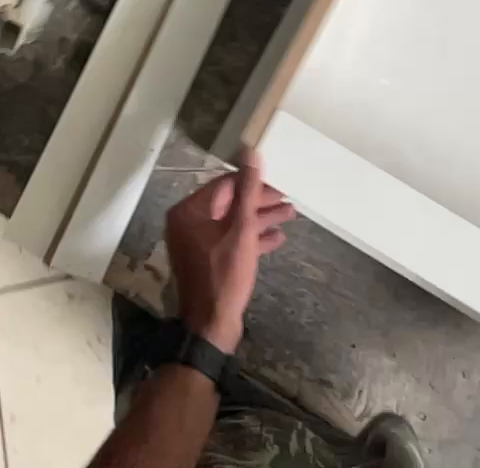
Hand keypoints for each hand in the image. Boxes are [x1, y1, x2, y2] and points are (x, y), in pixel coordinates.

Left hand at [165, 149, 295, 353]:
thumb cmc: (224, 275)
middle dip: (259, 202)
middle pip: (230, 203)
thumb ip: (248, 192)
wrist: (212, 326)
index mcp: (189, 211)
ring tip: (289, 215)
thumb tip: (252, 154)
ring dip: (260, 219)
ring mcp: (198, 242)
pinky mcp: (209, 259)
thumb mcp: (241, 230)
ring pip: (233, 223)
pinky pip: (231, 241)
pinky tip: (277, 238)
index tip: (276, 182)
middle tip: (287, 200)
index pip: (224, 186)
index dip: (252, 182)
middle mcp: (190, 223)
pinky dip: (252, 238)